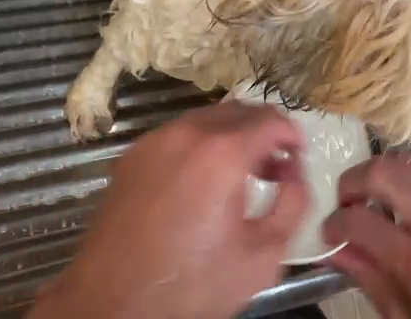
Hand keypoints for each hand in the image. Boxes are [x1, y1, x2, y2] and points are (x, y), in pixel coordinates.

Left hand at [28, 101, 307, 318]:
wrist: (112, 304)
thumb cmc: (191, 284)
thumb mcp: (261, 257)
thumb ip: (292, 205)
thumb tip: (295, 174)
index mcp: (222, 152)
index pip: (270, 118)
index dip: (292, 134)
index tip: (298, 156)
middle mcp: (188, 132)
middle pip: (239, 111)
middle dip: (263, 133)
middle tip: (274, 169)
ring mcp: (155, 139)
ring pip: (206, 120)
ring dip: (231, 137)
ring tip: (238, 178)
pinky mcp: (132, 155)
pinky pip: (178, 135)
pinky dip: (199, 147)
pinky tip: (199, 185)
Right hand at [323, 156, 410, 318]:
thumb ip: (370, 280)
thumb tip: (334, 249)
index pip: (360, 221)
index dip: (335, 224)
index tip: (328, 232)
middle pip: (382, 171)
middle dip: (352, 183)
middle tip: (343, 205)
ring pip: (403, 163)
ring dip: (377, 177)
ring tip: (368, 204)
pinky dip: (402, 182)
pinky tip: (397, 209)